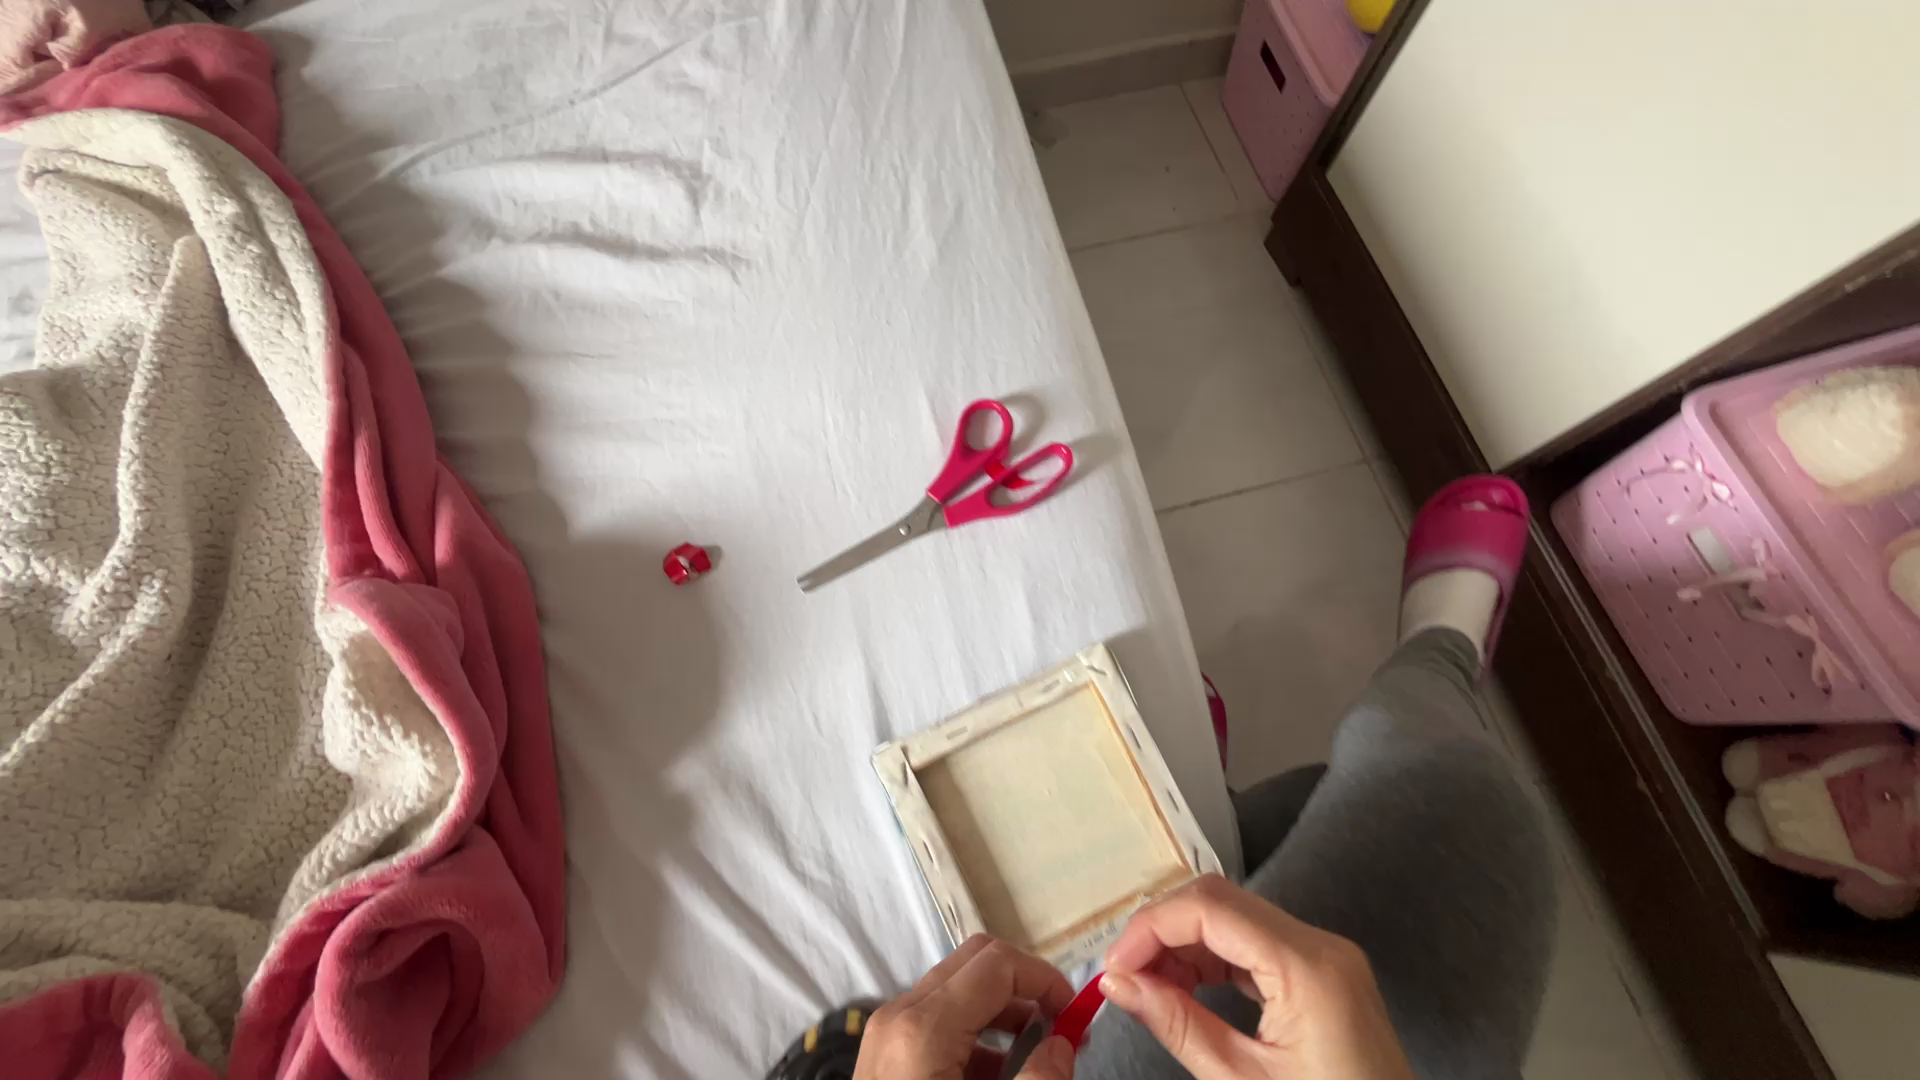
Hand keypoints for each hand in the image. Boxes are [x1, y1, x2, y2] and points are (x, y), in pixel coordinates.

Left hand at [855, 934, 1076, 1079]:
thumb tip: (1064, 1044)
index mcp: (924, 1027)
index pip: (996, 963)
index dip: (1044, 978)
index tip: (1075, 1015)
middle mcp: (899, 1013)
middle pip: (974, 962)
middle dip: (1024, 983)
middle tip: (1061, 1023)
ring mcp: (886, 1029)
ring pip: (955, 987)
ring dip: (1001, 1005)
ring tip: (1038, 1047)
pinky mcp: (883, 1050)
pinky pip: (936, 1017)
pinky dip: (974, 1029)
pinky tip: (998, 1069)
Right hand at [1099, 874, 1414, 1079]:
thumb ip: (1178, 1025)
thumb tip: (1115, 982)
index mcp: (1307, 967)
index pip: (1209, 909)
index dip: (1151, 927)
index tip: (1112, 965)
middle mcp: (1318, 943)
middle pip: (1218, 900)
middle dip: (1162, 929)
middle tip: (1124, 972)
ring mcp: (1322, 954)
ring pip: (1230, 915)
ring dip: (1181, 941)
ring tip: (1147, 984)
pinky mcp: (1319, 971)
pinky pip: (1250, 941)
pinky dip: (1208, 956)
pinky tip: (1181, 986)